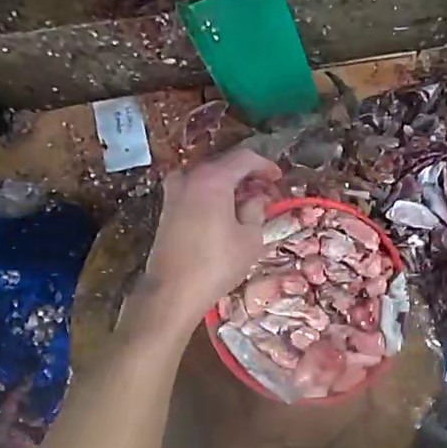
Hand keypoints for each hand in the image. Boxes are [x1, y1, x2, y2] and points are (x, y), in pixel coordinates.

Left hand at [130, 149, 277, 336]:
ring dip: (229, 184)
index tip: (279, 177)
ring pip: (208, 176)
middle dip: (247, 174)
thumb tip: (255, 198)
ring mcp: (174, 191)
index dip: (265, 165)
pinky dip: (214, 194)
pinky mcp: (167, 207)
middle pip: (223, 164)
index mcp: (213, 179)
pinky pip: (196, 189)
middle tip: (266, 190)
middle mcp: (189, 177)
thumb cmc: (217, 263)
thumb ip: (255, 210)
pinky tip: (226, 210)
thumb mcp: (250, 238)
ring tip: (248, 201)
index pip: (244, 158)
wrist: (173, 289)